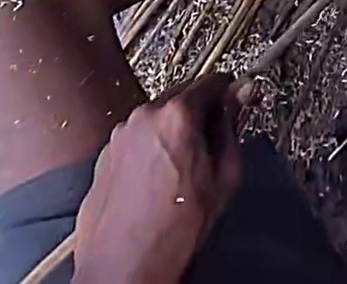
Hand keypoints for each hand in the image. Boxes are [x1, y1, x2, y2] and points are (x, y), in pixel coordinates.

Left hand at [71, 75, 250, 283]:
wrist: (121, 273)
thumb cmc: (174, 231)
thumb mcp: (224, 176)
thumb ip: (233, 125)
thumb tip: (241, 92)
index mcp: (178, 113)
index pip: (214, 81)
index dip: (229, 93)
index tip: (235, 105)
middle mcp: (146, 113)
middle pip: (185, 95)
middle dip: (200, 112)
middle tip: (211, 144)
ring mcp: (121, 133)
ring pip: (160, 116)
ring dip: (174, 129)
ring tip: (181, 168)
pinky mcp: (104, 155)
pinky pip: (138, 137)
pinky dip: (150, 147)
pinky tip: (156, 179)